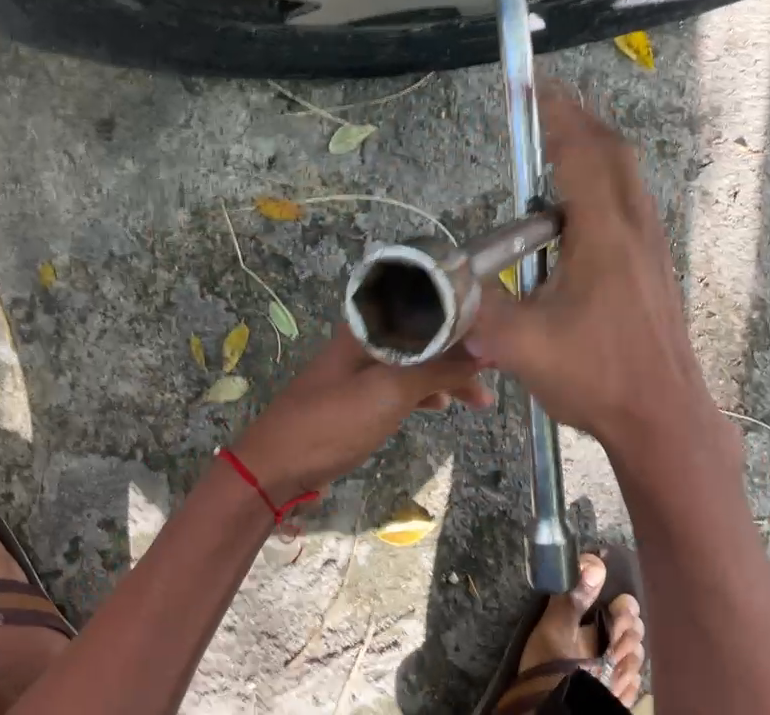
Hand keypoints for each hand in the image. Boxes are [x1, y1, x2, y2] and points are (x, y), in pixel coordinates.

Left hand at [231, 327, 494, 502]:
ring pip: (415, 360)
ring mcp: (360, 368)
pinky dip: (425, 391)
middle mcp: (366, 338)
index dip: (462, 313)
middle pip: (423, 332)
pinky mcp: (356, 395)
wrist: (273, 467)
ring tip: (479, 399)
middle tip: (495, 370)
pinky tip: (441, 405)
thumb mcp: (389, 393)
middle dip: (460, 349)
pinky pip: (401, 383)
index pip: (424, 303)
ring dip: (447, 374)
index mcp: (370, 326)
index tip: (496, 332)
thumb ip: (436, 368)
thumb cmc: (331, 423)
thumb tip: (483, 350)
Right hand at [465, 83, 707, 444]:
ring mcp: (653, 247)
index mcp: (604, 237)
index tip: (530, 87)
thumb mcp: (524, 348)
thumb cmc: (600, 378)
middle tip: (542, 104)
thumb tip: (437, 289)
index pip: (580, 155)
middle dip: (578, 118)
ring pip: (628, 175)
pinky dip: (606, 178)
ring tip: (559, 141)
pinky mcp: (657, 267)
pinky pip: (632, 200)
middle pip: (613, 151)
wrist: (666, 418)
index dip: (554, 116)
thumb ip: (476, 312)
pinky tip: (582, 206)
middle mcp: (634, 230)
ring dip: (595, 147)